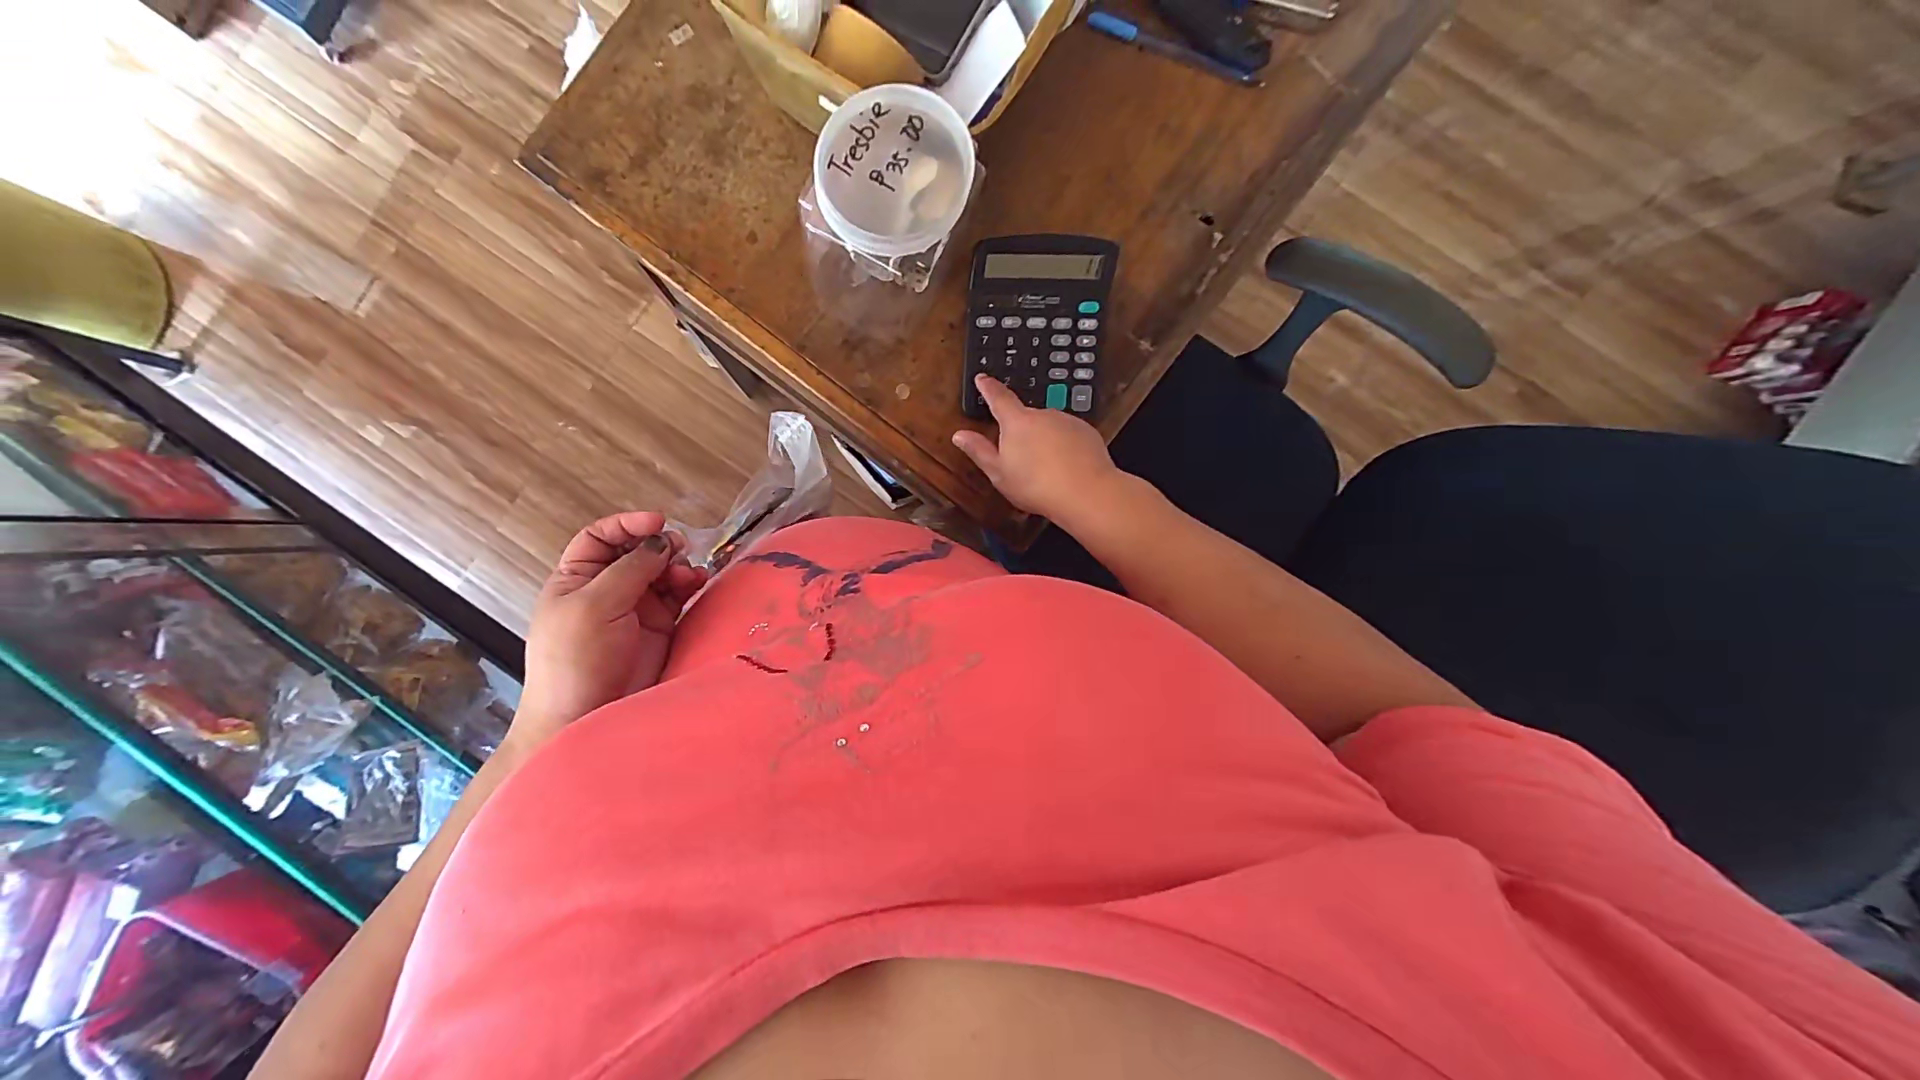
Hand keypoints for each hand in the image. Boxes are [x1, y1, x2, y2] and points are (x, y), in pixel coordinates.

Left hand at [514, 512, 708, 748]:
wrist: (585, 718)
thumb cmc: (575, 662)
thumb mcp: (594, 605)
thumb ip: (630, 568)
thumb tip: (660, 541)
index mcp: (576, 579)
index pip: (601, 538)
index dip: (628, 525)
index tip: (658, 522)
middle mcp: (606, 590)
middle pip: (638, 553)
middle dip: (659, 547)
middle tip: (679, 549)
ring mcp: (635, 610)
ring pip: (662, 573)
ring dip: (678, 567)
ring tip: (689, 575)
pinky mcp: (660, 629)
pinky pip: (678, 597)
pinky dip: (689, 587)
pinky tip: (698, 584)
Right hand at [952, 374, 1126, 522]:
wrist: (1085, 492)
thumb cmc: (1038, 485)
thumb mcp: (998, 472)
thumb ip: (979, 450)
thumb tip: (961, 436)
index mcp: (1017, 422)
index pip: (998, 397)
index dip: (988, 387)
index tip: (983, 379)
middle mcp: (1042, 414)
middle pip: (1025, 417)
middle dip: (1021, 433)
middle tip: (1020, 459)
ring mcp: (1066, 421)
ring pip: (1049, 427)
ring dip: (1044, 441)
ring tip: (1045, 470)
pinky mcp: (1086, 432)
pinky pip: (1069, 435)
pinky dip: (1064, 447)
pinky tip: (1064, 468)